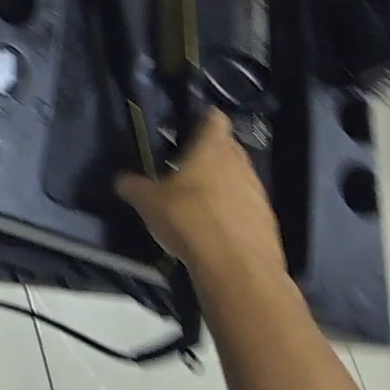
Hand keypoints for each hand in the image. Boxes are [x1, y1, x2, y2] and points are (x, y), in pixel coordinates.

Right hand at [115, 110, 285, 280]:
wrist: (238, 271)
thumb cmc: (189, 219)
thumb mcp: (147, 201)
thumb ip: (132, 185)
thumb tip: (121, 180)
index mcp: (212, 149)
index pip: (214, 119)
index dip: (203, 119)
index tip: (188, 126)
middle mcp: (240, 166)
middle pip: (229, 148)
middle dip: (210, 153)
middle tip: (185, 165)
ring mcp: (258, 196)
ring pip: (240, 179)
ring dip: (223, 184)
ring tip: (199, 201)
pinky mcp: (268, 225)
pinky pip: (248, 208)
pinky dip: (234, 213)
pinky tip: (215, 229)